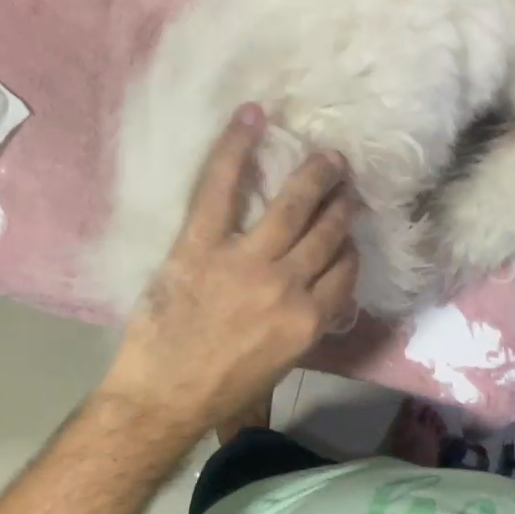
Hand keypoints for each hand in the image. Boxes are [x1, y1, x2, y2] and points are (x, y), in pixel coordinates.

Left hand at [99, 104, 359, 436]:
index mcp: (307, 321)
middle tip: (345, 183)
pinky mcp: (200, 244)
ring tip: (327, 157)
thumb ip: (301, 326)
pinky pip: (221, 187)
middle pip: (327, 233)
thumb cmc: (220, 393)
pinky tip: (252, 117)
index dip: (350, 249)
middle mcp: (286, 286)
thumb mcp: (279, 366)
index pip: (345, 271)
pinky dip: (236, 147)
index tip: (347, 236)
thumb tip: (311, 296)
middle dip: (340, 205)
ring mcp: (244, 261)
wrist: (164, 396)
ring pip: (292, 206)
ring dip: (315, 176)